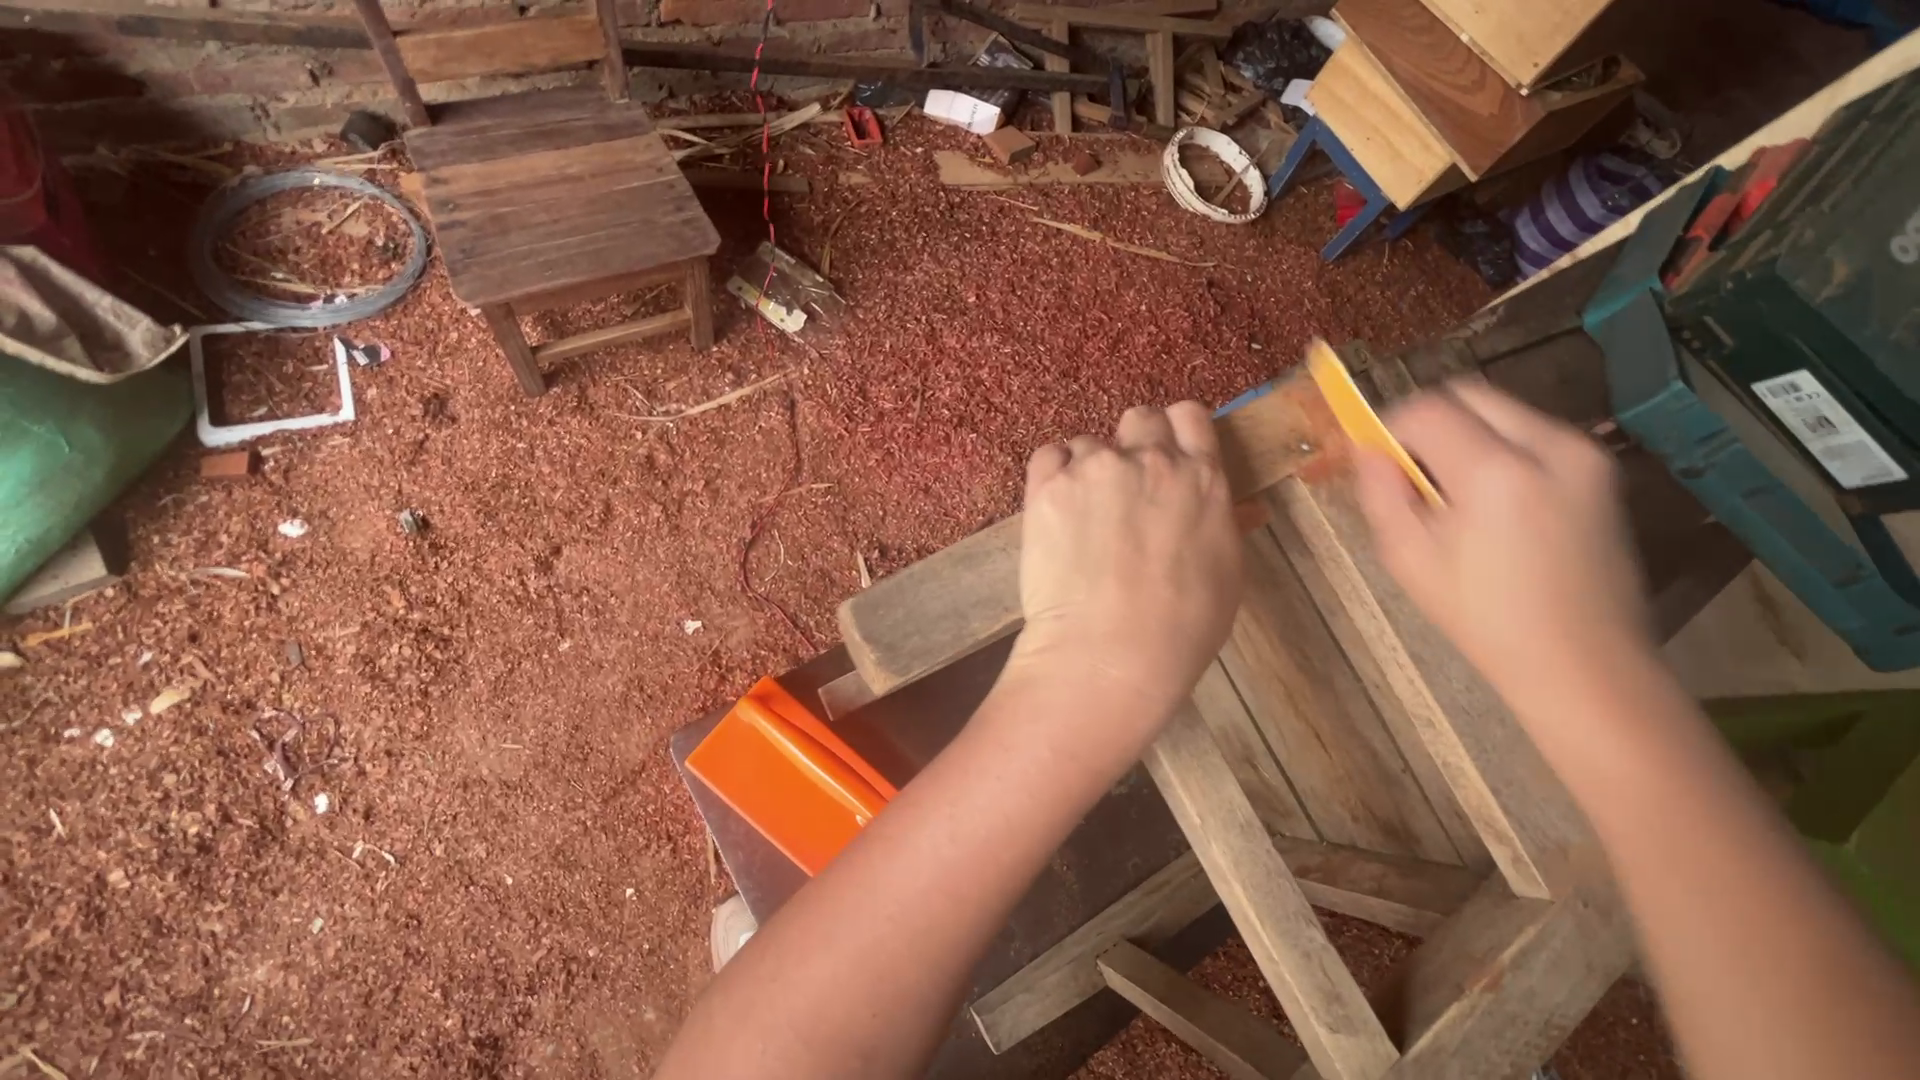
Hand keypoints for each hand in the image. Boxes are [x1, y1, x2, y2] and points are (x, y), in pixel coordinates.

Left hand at [1006, 402, 1244, 720]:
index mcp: (1202, 478)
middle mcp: (1149, 461)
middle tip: (1123, 484)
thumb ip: (1213, 521)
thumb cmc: (1181, 628)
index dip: (1175, 431)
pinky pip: (1048, 457)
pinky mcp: (1048, 488)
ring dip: (1089, 469)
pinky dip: (1052, 474)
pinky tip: (1057, 508)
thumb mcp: (1225, 572)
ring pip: (1089, 445)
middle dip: (1133, 442)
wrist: (1111, 651)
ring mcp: (1095, 469)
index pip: (1189, 417)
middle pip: (1139, 418)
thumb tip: (1206, 507)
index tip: (1166, 453)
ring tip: (1083, 517)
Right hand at [1355, 382, 1654, 714]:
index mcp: (1495, 472)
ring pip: (1501, 411)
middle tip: (1407, 470)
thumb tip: (1367, 448)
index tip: (1374, 457)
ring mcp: (1584, 454)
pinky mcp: (1601, 469)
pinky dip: (1498, 449)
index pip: (1427, 409)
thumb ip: (1381, 493)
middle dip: (1427, 421)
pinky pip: (1532, 434)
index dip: (1389, 426)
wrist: (1584, 662)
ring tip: (1450, 492)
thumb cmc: (1484, 618)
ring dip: (1463, 434)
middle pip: (1468, 394)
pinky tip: (1490, 503)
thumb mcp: (1409, 559)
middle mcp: (1549, 445)